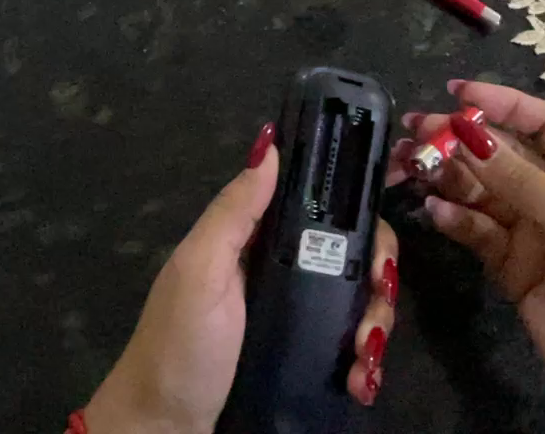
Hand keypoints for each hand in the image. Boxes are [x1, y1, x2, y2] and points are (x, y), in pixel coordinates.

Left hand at [83, 123, 401, 432]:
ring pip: (358, 298)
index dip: (354, 209)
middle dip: (377, 272)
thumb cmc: (179, 342)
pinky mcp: (306, 356)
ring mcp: (297, 314)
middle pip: (350, 251)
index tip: (378, 230)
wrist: (164, 431)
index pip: (316, 205)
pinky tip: (362, 378)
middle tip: (380, 296)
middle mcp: (281, 268)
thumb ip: (235, 209)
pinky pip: (350, 345)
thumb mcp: (201, 268)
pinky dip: (365, 360)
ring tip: (366, 354)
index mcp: (255, 238)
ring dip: (376, 319)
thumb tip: (269, 140)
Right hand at [393, 83, 544, 433]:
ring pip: (482, 191)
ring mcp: (537, 234)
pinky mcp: (515, 271)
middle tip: (415, 131)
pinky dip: (456, 220)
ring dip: (448, 176)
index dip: (502, 104)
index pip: (544, 123)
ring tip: (411, 166)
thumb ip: (521, 182)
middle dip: (460, 141)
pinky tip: (437, 211)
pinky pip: (478, 233)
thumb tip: (465, 131)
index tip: (456, 94)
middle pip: (503, 155)